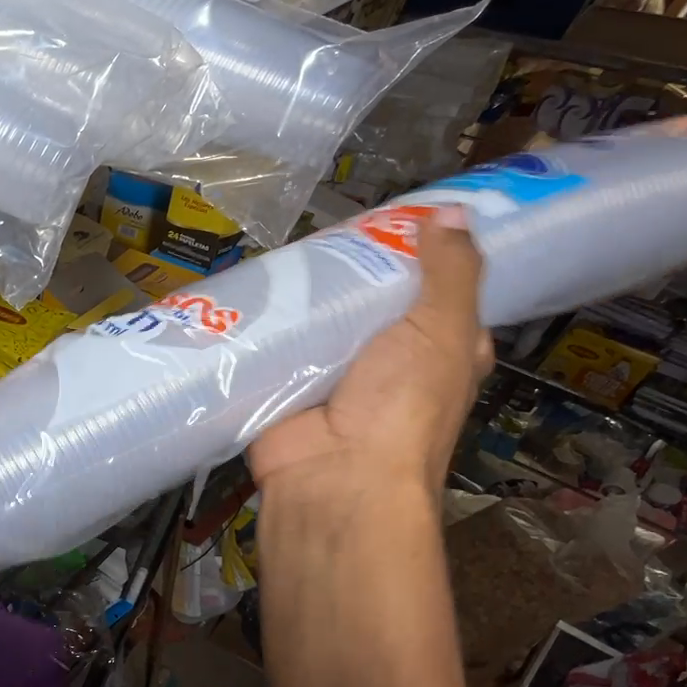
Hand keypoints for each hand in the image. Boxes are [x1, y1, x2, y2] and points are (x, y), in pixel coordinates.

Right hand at [249, 208, 492, 504]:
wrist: (333, 474)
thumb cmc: (402, 404)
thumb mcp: (441, 330)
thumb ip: (448, 274)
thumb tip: (450, 212)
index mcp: (438, 348)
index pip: (432, 291)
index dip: (418, 255)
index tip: (389, 216)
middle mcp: (384, 362)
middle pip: (364, 305)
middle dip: (344, 272)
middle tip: (314, 230)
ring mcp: (327, 377)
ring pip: (313, 325)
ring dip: (295, 299)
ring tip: (268, 254)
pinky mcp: (278, 388)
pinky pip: (268, 350)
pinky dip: (255, 329)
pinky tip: (236, 298)